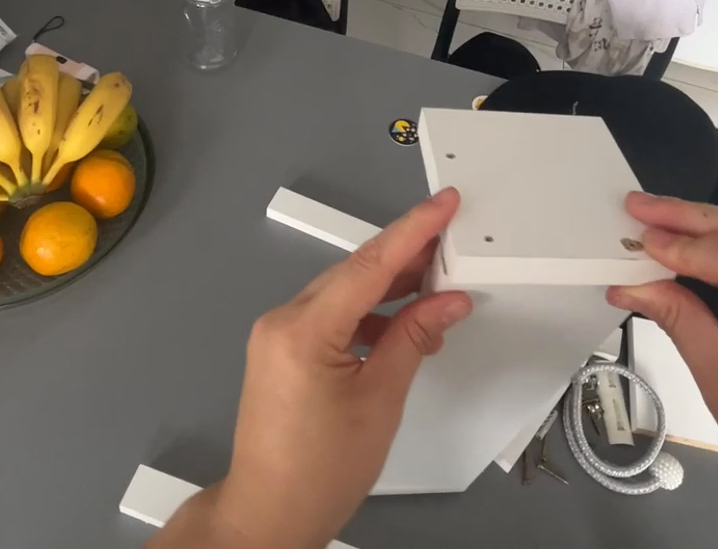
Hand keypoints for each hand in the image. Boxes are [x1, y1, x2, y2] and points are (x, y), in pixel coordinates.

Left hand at [151, 188, 472, 548]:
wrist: (268, 514)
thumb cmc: (321, 470)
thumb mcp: (381, 400)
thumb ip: (414, 338)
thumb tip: (448, 301)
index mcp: (305, 330)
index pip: (369, 264)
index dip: (413, 230)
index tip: (443, 203)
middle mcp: (284, 319)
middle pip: (355, 271)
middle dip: (406, 254)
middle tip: (450, 238)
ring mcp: (278, 331)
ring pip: (344, 289)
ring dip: (389, 283)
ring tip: (434, 278)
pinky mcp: (282, 344)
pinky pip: (331, 311)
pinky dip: (368, 310)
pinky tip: (400, 318)